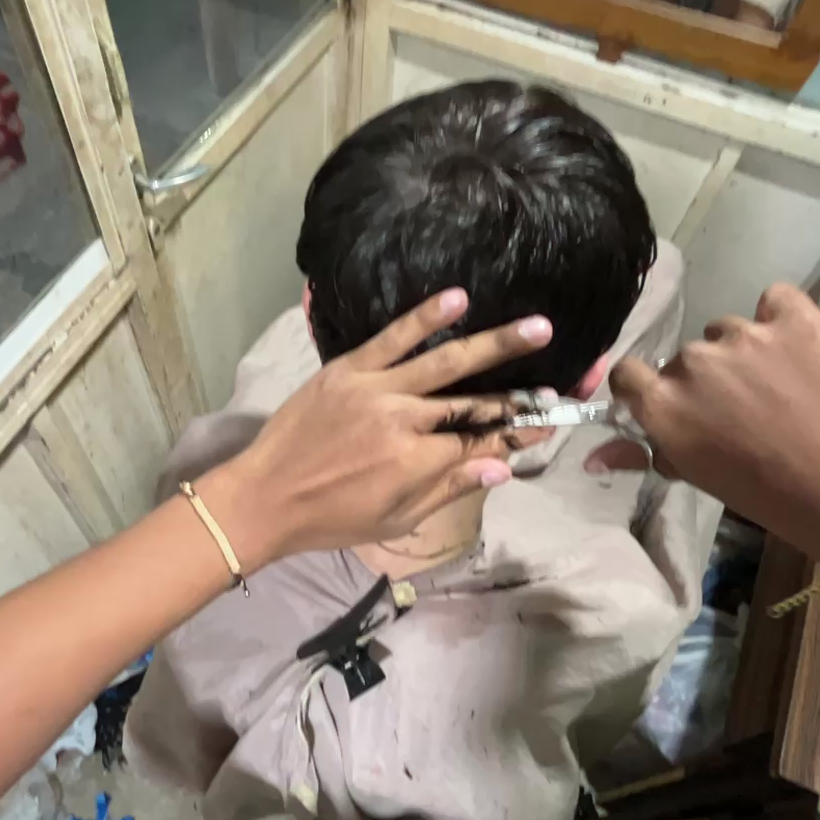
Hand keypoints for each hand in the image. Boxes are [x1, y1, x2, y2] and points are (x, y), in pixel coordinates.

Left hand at [198, 289, 552, 562]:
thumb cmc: (330, 519)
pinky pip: (391, 338)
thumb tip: (503, 468)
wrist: (264, 497)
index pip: (480, 444)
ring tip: (538, 328)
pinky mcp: (347, 370)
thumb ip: (448, 490)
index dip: (516, 435)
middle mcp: (403, 421)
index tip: (547, 423)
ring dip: (496, 345)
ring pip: (445, 364)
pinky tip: (459, 298)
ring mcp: (375, 390)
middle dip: (517, 397)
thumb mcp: (394, 521)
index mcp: (415, 463)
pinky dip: (425, 317)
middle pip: (473, 405)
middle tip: (555, 385)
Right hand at [590, 283, 819, 566]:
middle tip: (735, 409)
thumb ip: (642, 452)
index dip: (642, 387)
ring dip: (739, 352)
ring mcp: (743, 336)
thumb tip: (590, 458)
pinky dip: (778, 316)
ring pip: (725, 332)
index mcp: (662, 403)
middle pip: (683, 359)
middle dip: (701, 379)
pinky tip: (792, 345)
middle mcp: (692, 363)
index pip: (628, 374)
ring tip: (774, 384)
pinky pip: (774, 300)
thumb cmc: (760, 491)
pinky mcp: (794, 318)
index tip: (665, 401)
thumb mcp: (692, 474)